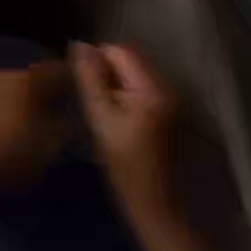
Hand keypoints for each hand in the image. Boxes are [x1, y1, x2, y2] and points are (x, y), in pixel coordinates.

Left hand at [0, 62, 74, 194]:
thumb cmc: (7, 151)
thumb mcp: (48, 145)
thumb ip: (69, 127)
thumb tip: (84, 117)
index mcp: (25, 79)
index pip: (58, 69)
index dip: (77, 77)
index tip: (94, 85)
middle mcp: (4, 75)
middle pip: (36, 77)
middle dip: (55, 88)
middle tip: (74, 103)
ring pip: (17, 87)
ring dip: (33, 97)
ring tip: (50, 115)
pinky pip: (2, 98)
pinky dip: (15, 106)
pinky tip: (22, 121)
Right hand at [72, 42, 176, 220]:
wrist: (156, 205)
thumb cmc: (125, 163)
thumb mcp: (99, 117)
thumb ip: (89, 78)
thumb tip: (79, 45)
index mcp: (152, 88)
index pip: (119, 51)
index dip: (95, 59)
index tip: (80, 80)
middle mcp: (168, 88)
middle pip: (129, 59)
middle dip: (105, 69)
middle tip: (88, 93)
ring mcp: (171, 100)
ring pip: (134, 73)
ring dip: (113, 80)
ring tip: (100, 105)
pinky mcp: (168, 112)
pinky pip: (140, 87)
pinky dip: (124, 92)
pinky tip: (115, 115)